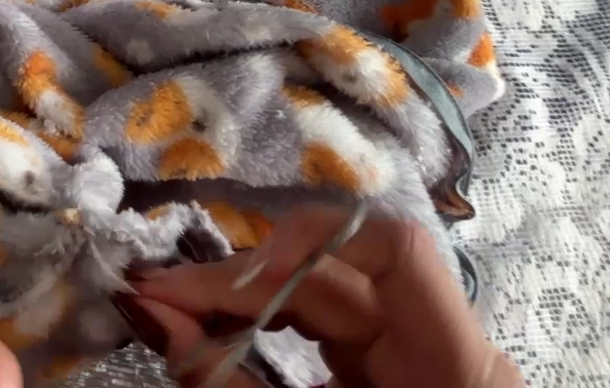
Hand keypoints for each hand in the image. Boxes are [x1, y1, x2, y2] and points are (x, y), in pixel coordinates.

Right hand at [118, 205, 523, 387]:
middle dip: (237, 280)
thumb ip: (234, 386)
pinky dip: (262, 319)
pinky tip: (216, 324)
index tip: (246, 267)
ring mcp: (411, 353)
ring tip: (172, 305)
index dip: (317, 237)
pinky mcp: (383, 368)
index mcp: (454, 367)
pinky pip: (316, 323)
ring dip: (236, 296)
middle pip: (328, 273)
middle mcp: (440, 342)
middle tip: (155, 293)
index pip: (397, 249)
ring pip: (312, 291)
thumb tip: (154, 315)